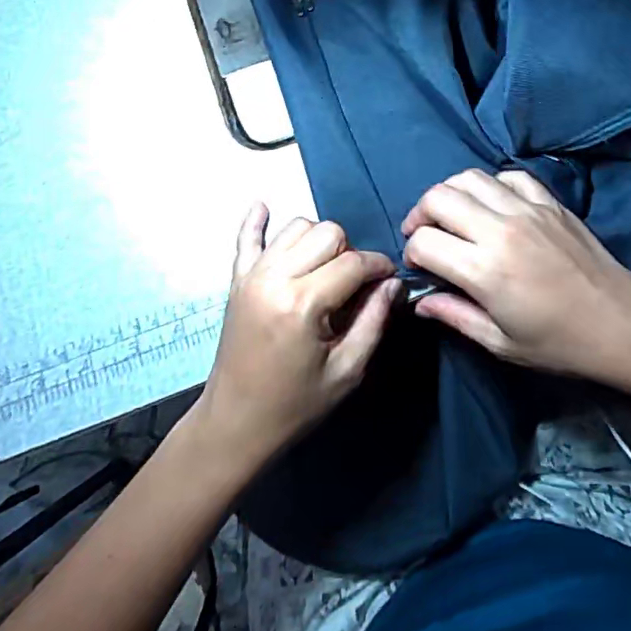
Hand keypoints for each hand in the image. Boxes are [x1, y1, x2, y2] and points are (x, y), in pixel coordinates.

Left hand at [193, 204, 399, 464]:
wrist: (236, 423)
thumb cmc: (295, 404)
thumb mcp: (347, 370)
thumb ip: (374, 320)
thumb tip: (394, 284)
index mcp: (302, 303)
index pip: (354, 262)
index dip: (380, 267)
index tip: (390, 281)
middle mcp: (274, 278)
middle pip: (326, 232)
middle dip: (351, 252)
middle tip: (355, 285)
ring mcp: (251, 275)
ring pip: (296, 227)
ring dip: (319, 241)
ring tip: (326, 271)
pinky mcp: (237, 280)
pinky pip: (247, 238)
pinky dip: (256, 221)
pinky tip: (263, 207)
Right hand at [400, 169, 630, 393]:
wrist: (621, 323)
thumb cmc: (560, 343)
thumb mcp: (500, 342)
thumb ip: (455, 316)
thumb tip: (420, 300)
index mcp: (485, 270)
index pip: (425, 242)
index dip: (412, 253)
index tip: (420, 267)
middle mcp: (501, 230)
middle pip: (439, 197)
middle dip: (420, 214)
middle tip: (424, 235)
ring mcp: (528, 209)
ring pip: (469, 177)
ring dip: (450, 194)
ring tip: (451, 215)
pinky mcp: (550, 202)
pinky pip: (510, 176)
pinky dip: (491, 185)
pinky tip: (492, 205)